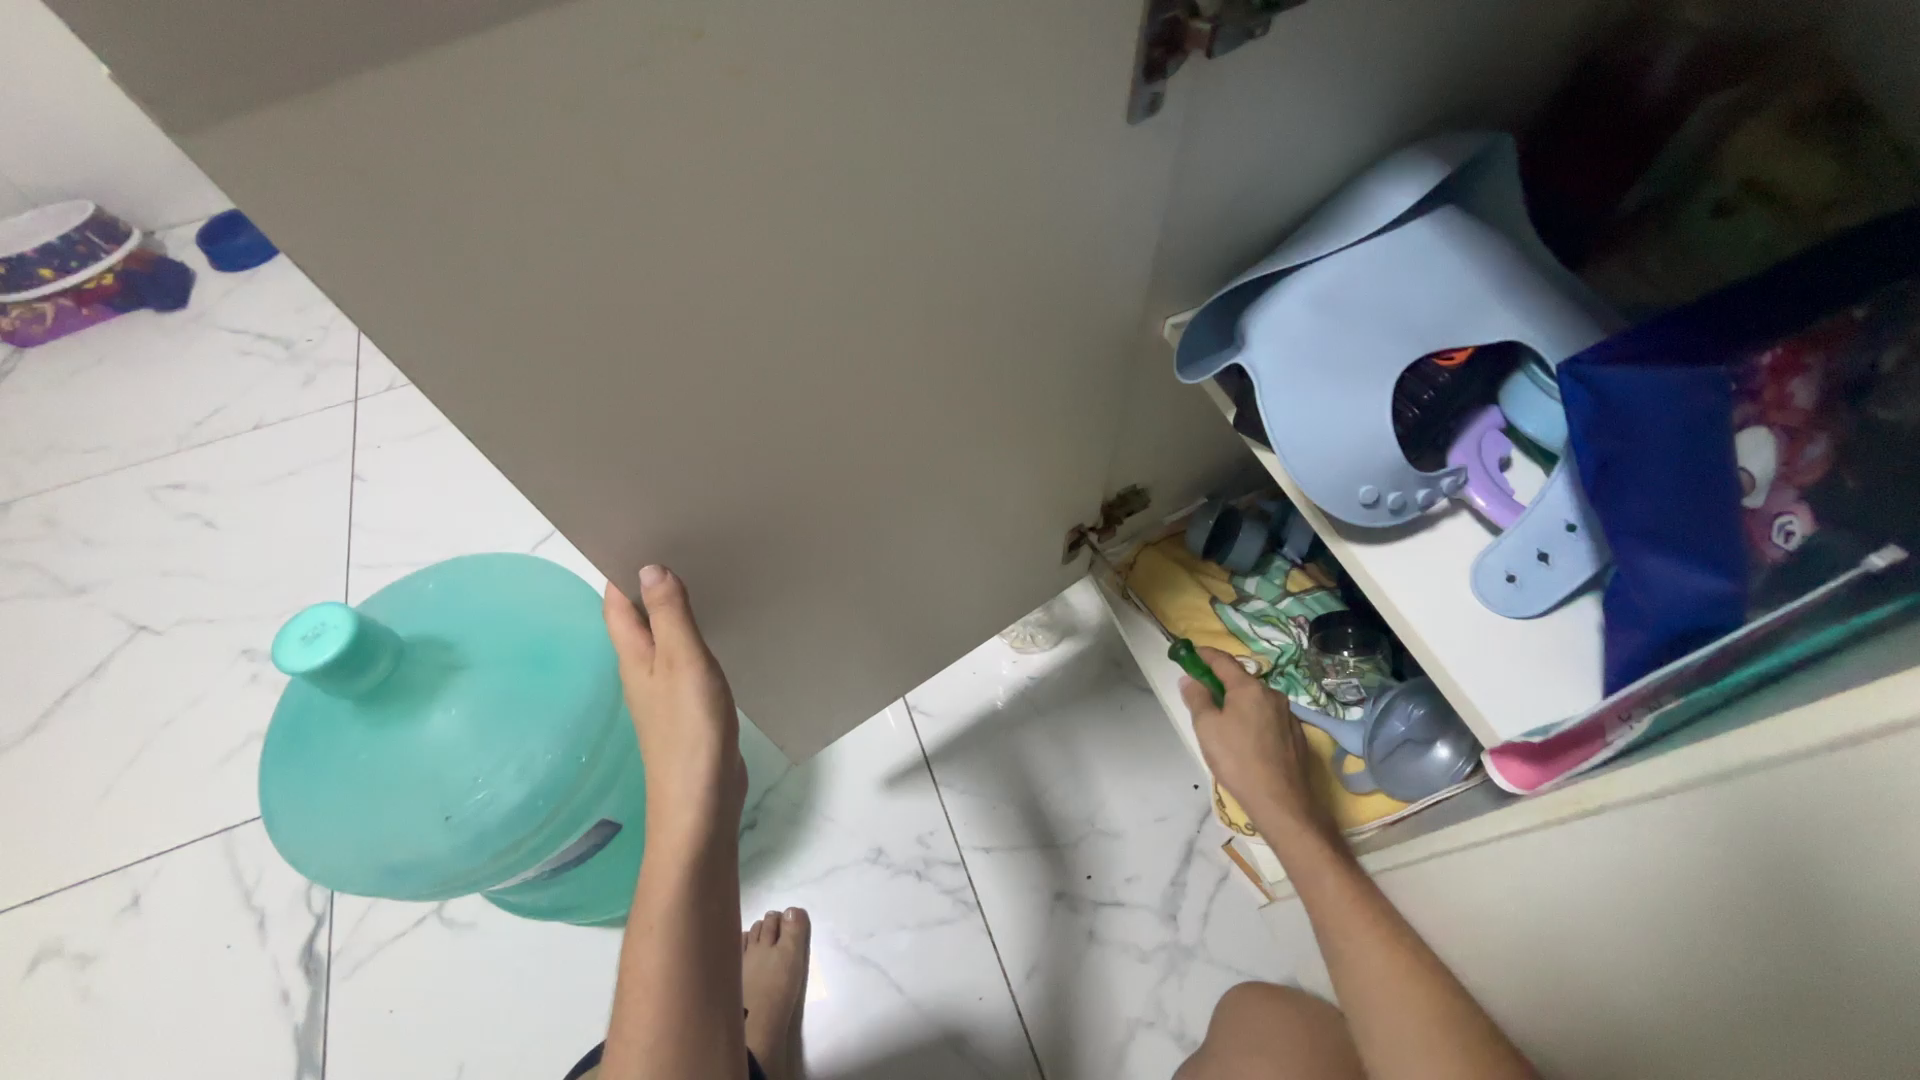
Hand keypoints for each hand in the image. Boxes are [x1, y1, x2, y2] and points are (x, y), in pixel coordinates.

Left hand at [603, 565, 747, 840]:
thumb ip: (670, 615)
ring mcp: (664, 691)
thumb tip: (648, 567)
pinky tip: (717, 631)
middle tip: (681, 547)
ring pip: (663, 638)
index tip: (644, 533)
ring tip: (700, 578)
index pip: (617, 603)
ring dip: (673, 610)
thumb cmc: (689, 729)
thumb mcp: (683, 662)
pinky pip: (685, 660)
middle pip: (638, 618)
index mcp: (633, 656)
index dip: (623, 569)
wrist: (701, 800)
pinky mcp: (687, 707)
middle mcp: (642, 669)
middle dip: (650, 584)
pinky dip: (694, 637)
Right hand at [1180, 646, 1338, 845]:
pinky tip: (1246, 741)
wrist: (1281, 801)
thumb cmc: (1237, 760)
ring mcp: (1288, 715)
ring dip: (1238, 703)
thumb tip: (1191, 679)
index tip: (1191, 653)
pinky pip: (1268, 718)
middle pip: (1242, 681)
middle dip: (1221, 683)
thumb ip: (1197, 698)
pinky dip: (1253, 719)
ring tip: (1223, 724)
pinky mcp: (1296, 735)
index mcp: (1249, 688)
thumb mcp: (1206, 727)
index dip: (1205, 655)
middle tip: (1203, 696)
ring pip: (1256, 701)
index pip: (1223, 661)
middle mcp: (1273, 695)